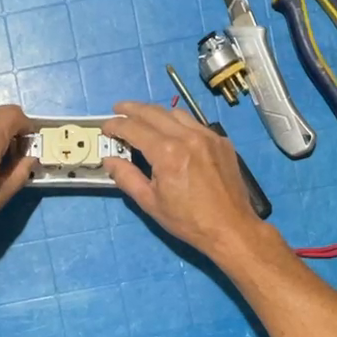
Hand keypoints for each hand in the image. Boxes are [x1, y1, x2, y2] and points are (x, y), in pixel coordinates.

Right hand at [103, 101, 271, 258]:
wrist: (230, 227)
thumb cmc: (188, 221)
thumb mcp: (150, 202)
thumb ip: (127, 177)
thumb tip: (109, 160)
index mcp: (167, 153)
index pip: (134, 128)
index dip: (116, 125)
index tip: (106, 127)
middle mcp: (188, 137)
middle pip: (154, 112)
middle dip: (132, 109)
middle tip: (118, 110)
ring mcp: (208, 136)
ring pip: (176, 113)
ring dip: (155, 113)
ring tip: (143, 119)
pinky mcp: (221, 141)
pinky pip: (195, 124)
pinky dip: (178, 124)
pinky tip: (172, 133)